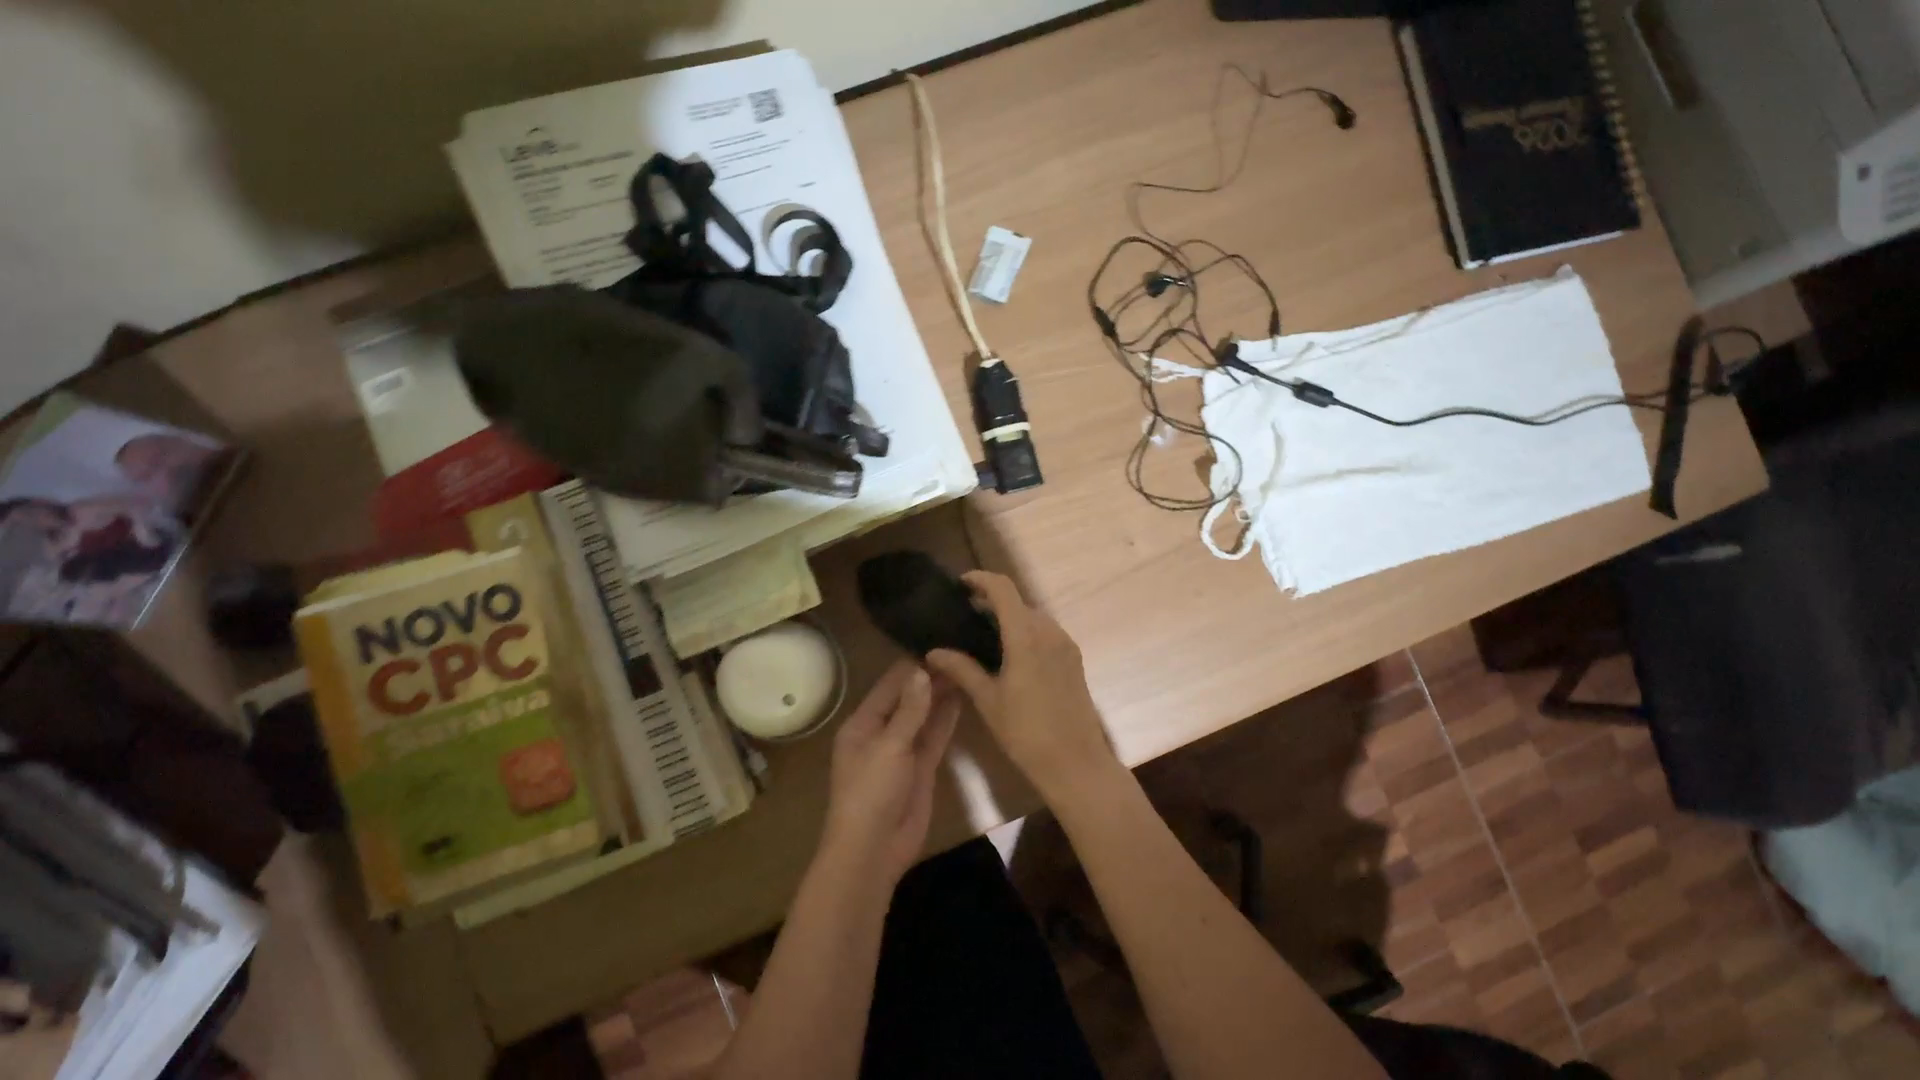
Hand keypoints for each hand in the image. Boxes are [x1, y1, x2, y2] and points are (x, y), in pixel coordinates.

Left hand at [819, 661, 961, 888]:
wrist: (873, 849)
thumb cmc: (871, 792)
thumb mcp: (889, 746)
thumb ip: (909, 710)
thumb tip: (922, 671)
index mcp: (862, 724)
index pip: (889, 686)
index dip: (912, 665)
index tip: (938, 640)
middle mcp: (881, 733)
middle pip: (908, 699)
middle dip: (929, 678)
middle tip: (960, 649)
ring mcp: (902, 752)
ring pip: (924, 717)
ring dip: (940, 696)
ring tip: (966, 666)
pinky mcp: (921, 769)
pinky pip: (934, 738)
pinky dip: (946, 720)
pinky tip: (962, 698)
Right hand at [924, 572, 1118, 798]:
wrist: (1076, 763)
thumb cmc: (1026, 732)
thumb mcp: (988, 700)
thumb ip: (962, 669)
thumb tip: (933, 651)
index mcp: (1026, 636)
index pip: (1003, 589)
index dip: (981, 579)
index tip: (959, 585)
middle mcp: (1050, 632)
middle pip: (1018, 602)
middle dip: (992, 602)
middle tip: (964, 618)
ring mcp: (1066, 645)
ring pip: (1034, 618)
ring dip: (1010, 618)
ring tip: (983, 638)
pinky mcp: (1074, 660)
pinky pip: (1046, 634)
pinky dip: (1026, 633)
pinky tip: (1010, 657)